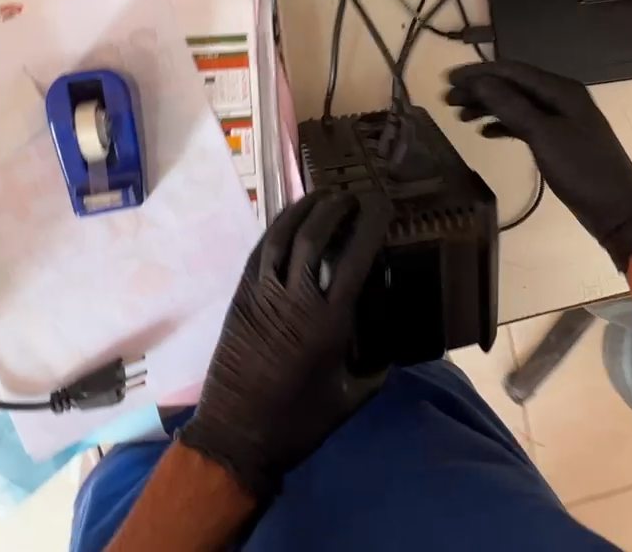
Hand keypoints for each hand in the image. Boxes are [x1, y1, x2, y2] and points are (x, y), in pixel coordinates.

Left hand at [178, 189, 391, 500]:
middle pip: (315, 234)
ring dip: (305, 209)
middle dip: (337, 208)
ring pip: (284, 235)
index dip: (370, 224)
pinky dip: (278, 227)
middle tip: (353, 196)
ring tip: (324, 196)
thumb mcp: (356, 394)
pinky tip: (291, 218)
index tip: (382, 206)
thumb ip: (379, 359)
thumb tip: (392, 332)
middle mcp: (296, 297)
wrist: (239, 435)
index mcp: (329, 321)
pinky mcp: (241, 295)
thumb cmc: (301, 420)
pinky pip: (262, 250)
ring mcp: (263, 292)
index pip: (355, 256)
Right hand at [446, 60, 631, 268]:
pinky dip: (502, 124)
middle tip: (447, 100)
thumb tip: (480, 81)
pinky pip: (523, 123)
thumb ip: (511, 106)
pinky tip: (484, 132)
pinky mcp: (556, 139)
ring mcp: (559, 118)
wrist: (617, 208)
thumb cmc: (582, 169)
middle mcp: (559, 98)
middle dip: (479, 89)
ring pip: (515, 104)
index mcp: (560, 90)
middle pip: (512, 85)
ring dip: (487, 107)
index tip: (448, 79)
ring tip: (459, 115)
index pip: (512, 70)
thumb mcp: (543, 135)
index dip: (478, 72)